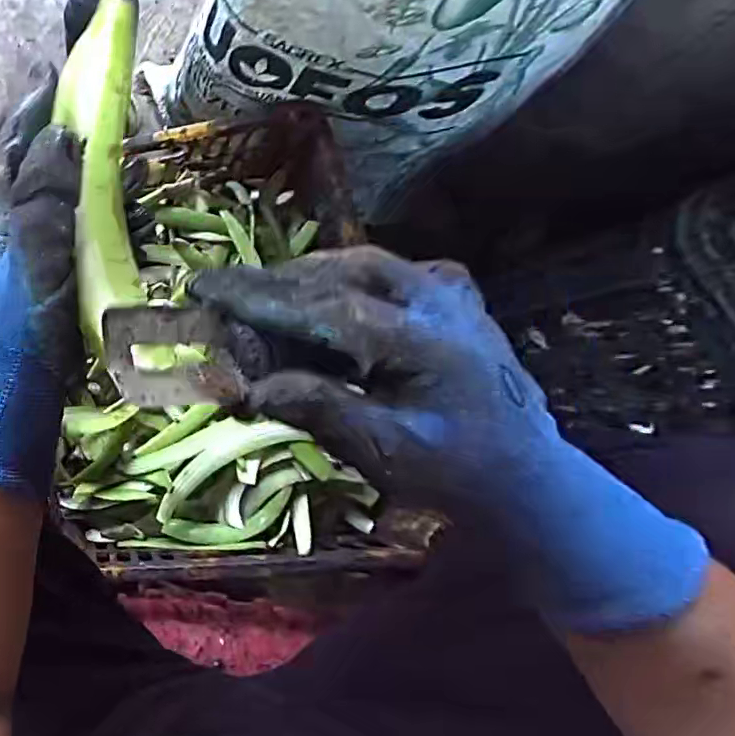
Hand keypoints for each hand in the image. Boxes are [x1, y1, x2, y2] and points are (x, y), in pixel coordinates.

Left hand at [0, 63, 80, 496]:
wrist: (25, 379)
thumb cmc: (26, 318)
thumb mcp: (35, 252)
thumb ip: (44, 192)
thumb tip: (60, 133)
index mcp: (4, 205)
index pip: (18, 137)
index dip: (38, 100)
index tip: (62, 63)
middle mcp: (14, 213)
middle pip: (36, 153)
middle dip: (61, 118)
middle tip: (95, 89)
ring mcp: (33, 236)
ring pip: (55, 178)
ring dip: (77, 150)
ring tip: (108, 127)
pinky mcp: (52, 257)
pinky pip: (72, 208)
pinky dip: (91, 189)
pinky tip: (112, 187)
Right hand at [191, 246, 708, 632]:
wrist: (529, 473)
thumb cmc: (456, 470)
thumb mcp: (386, 450)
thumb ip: (320, 409)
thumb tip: (248, 389)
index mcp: (427, 340)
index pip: (324, 306)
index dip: (259, 298)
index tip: (205, 289)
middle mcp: (438, 299)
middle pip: (335, 273)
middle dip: (270, 283)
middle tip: (218, 289)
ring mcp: (447, 290)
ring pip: (354, 263)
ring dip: (299, 278)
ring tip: (255, 297)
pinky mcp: (448, 292)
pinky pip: (377, 271)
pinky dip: (334, 278)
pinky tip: (311, 296)